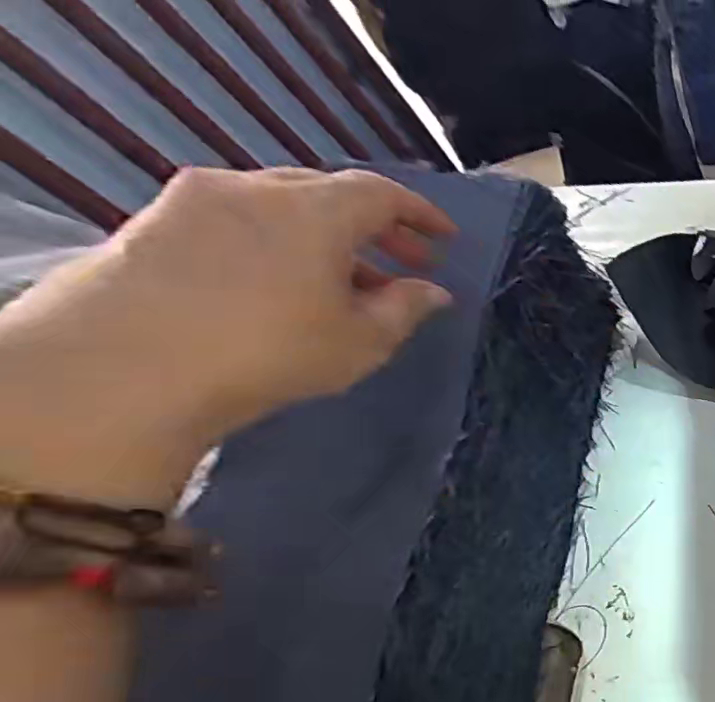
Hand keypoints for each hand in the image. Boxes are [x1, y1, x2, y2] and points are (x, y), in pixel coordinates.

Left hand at [0, 167, 455, 504]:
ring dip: (329, 234)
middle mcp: (253, 189)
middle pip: (328, 191)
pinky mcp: (160, 221)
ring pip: (283, 204)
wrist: (132, 363)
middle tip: (409, 261)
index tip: (447, 237)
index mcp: (311, 211)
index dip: (420, 212)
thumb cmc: (275, 350)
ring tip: (354, 279)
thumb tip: (432, 290)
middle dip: (376, 225)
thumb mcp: (364, 338)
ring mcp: (197, 200)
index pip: (379, 193)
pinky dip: (284, 239)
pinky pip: (243, 217)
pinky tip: (295, 279)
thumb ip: (405, 307)